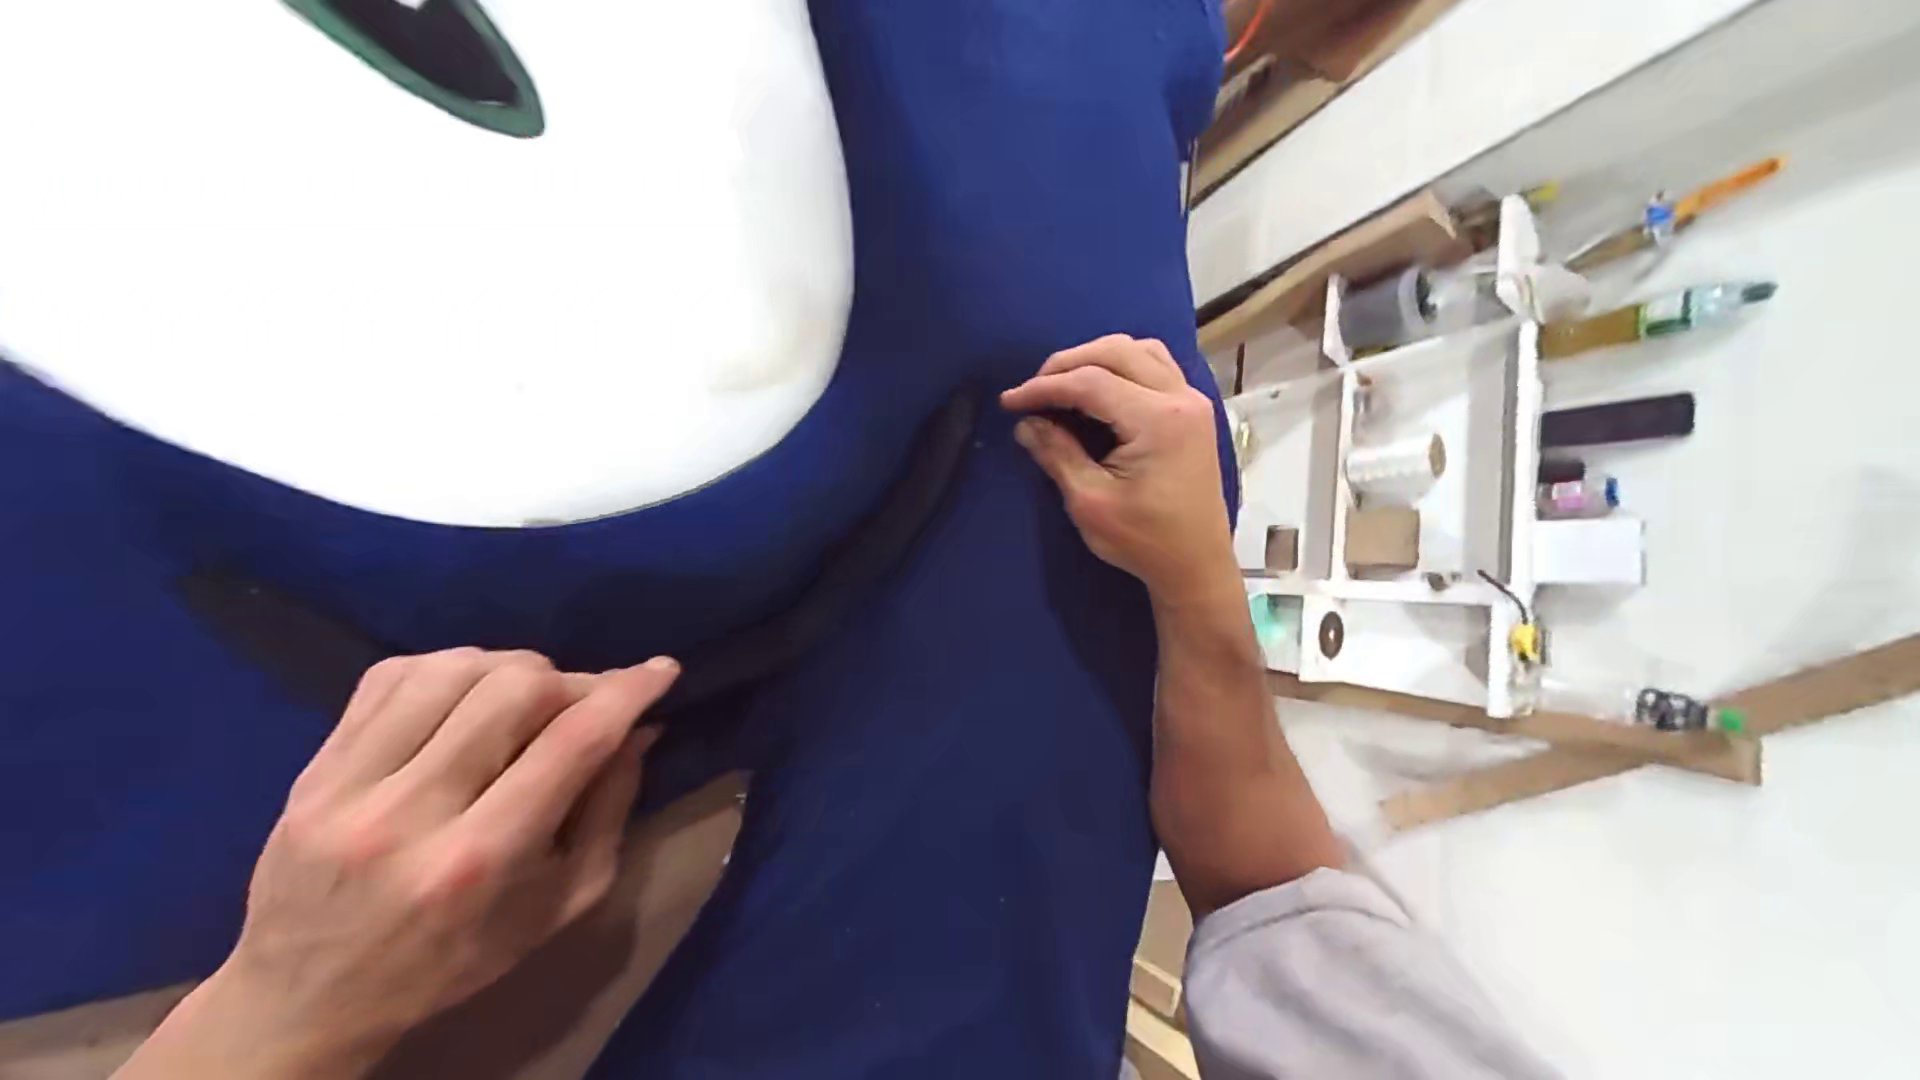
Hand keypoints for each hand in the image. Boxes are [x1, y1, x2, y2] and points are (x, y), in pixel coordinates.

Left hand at [118, 649, 676, 1079]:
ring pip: (455, 669)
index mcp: (480, 860)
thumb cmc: (458, 958)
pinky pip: (394, 674)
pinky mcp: (309, 770)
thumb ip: (611, 805)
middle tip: (584, 703)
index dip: (629, 692)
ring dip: (514, 669)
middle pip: (515, 690)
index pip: (572, 742)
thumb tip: (641, 725)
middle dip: (572, 681)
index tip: (663, 669)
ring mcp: (344, 788)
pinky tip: (468, 696)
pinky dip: (452, 667)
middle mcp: (407, 816)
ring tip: (527, 699)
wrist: (300, 1005)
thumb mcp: (565, 899)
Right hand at [1001, 335, 1236, 602]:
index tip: (1009, 402)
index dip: (1044, 387)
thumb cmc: (1143, 540)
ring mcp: (1192, 401)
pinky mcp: (1192, 411)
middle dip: (1067, 364)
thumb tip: (1026, 423)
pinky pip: (1156, 365)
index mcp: (1158, 420)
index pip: (1091, 382)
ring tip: (1063, 383)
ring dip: (1096, 358)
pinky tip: (1100, 386)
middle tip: (1033, 388)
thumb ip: (1057, 453)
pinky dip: (1123, 365)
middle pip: (1117, 351)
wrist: (1194, 564)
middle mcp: (1180, 398)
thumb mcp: (1090, 501)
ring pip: (1140, 350)